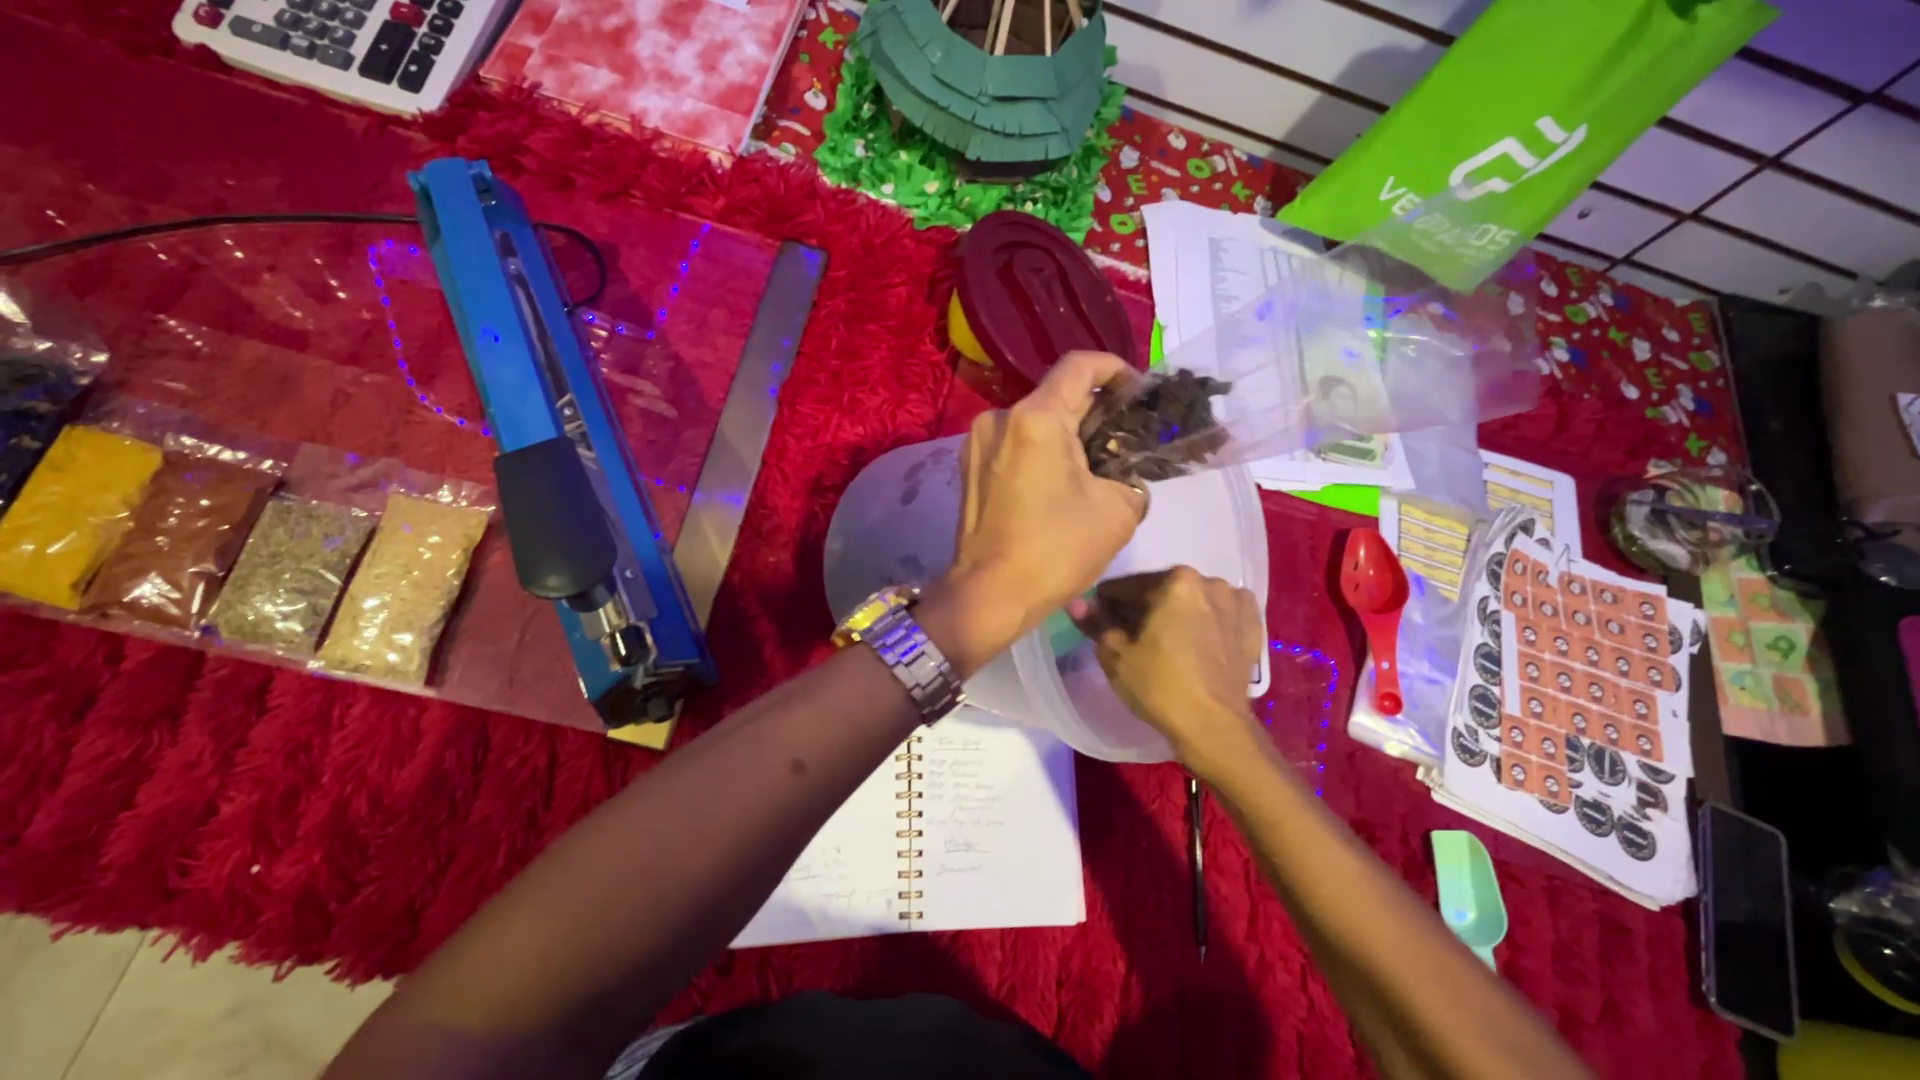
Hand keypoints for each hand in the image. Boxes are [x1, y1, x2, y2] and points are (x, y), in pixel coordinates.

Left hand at [924, 352, 1146, 675]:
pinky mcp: (970, 466)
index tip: (1138, 393)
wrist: (989, 595)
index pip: (1081, 365)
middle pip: (1057, 394)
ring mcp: (978, 441)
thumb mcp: (1119, 512)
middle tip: (1125, 437)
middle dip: (1095, 409)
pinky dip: (1042, 451)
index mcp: (1037, 418)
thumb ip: (1130, 477)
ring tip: (1095, 466)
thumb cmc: (1055, 551)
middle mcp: (1001, 418)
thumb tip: (1124, 473)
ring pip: (1035, 420)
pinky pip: (1015, 443)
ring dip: (1067, 433)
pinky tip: (1060, 483)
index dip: (1116, 370)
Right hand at [1068, 567, 1266, 777]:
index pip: (1128, 587)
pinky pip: (1220, 616)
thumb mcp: (1116, 654)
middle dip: (1144, 608)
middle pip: (1163, 590)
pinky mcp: (1253, 627)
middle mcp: (1209, 582)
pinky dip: (1206, 623)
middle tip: (1129, 635)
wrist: (1214, 725)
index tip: (1098, 619)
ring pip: (1193, 602)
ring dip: (1177, 614)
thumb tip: (1077, 602)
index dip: (1108, 603)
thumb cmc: (1159, 686)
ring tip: (1164, 642)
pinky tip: (1195, 643)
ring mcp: (1236, 603)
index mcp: (1175, 581)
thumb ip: (1095, 622)